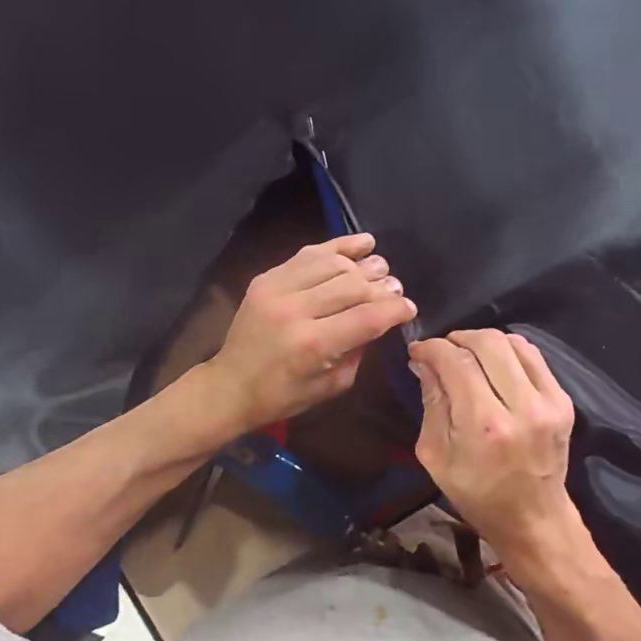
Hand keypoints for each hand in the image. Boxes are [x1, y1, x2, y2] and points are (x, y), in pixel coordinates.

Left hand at [198, 233, 416, 433]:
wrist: (230, 385)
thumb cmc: (285, 396)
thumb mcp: (333, 384)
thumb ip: (359, 349)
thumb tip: (380, 318)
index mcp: (313, 345)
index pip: (367, 316)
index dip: (395, 309)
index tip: (409, 307)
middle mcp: (295, 310)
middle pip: (352, 285)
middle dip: (381, 286)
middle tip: (396, 288)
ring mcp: (277, 290)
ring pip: (332, 264)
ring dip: (361, 264)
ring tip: (379, 266)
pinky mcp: (265, 278)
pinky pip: (307, 254)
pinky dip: (336, 247)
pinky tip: (360, 244)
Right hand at [409, 329, 587, 574]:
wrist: (533, 519)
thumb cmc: (477, 494)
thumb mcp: (436, 456)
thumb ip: (431, 403)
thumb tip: (425, 364)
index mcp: (485, 425)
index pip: (456, 362)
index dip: (432, 348)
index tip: (417, 351)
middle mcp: (522, 407)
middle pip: (487, 343)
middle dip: (457, 338)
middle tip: (442, 351)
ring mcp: (549, 402)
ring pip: (513, 343)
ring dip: (483, 341)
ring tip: (466, 354)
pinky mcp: (563, 401)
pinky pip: (533, 357)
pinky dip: (508, 352)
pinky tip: (494, 364)